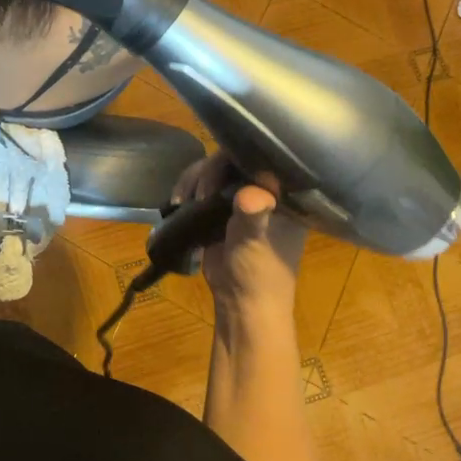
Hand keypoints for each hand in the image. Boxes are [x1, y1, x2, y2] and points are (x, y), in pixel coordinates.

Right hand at [173, 155, 303, 310]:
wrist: (242, 303)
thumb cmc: (259, 273)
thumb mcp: (256, 242)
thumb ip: (253, 215)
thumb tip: (249, 194)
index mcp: (283, 193)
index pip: (260, 157)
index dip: (235, 157)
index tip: (216, 175)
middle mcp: (263, 191)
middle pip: (231, 160)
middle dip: (208, 172)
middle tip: (198, 195)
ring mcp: (240, 200)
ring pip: (212, 173)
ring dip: (193, 180)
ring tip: (183, 200)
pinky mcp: (220, 210)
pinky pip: (201, 188)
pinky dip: (187, 191)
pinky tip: (178, 202)